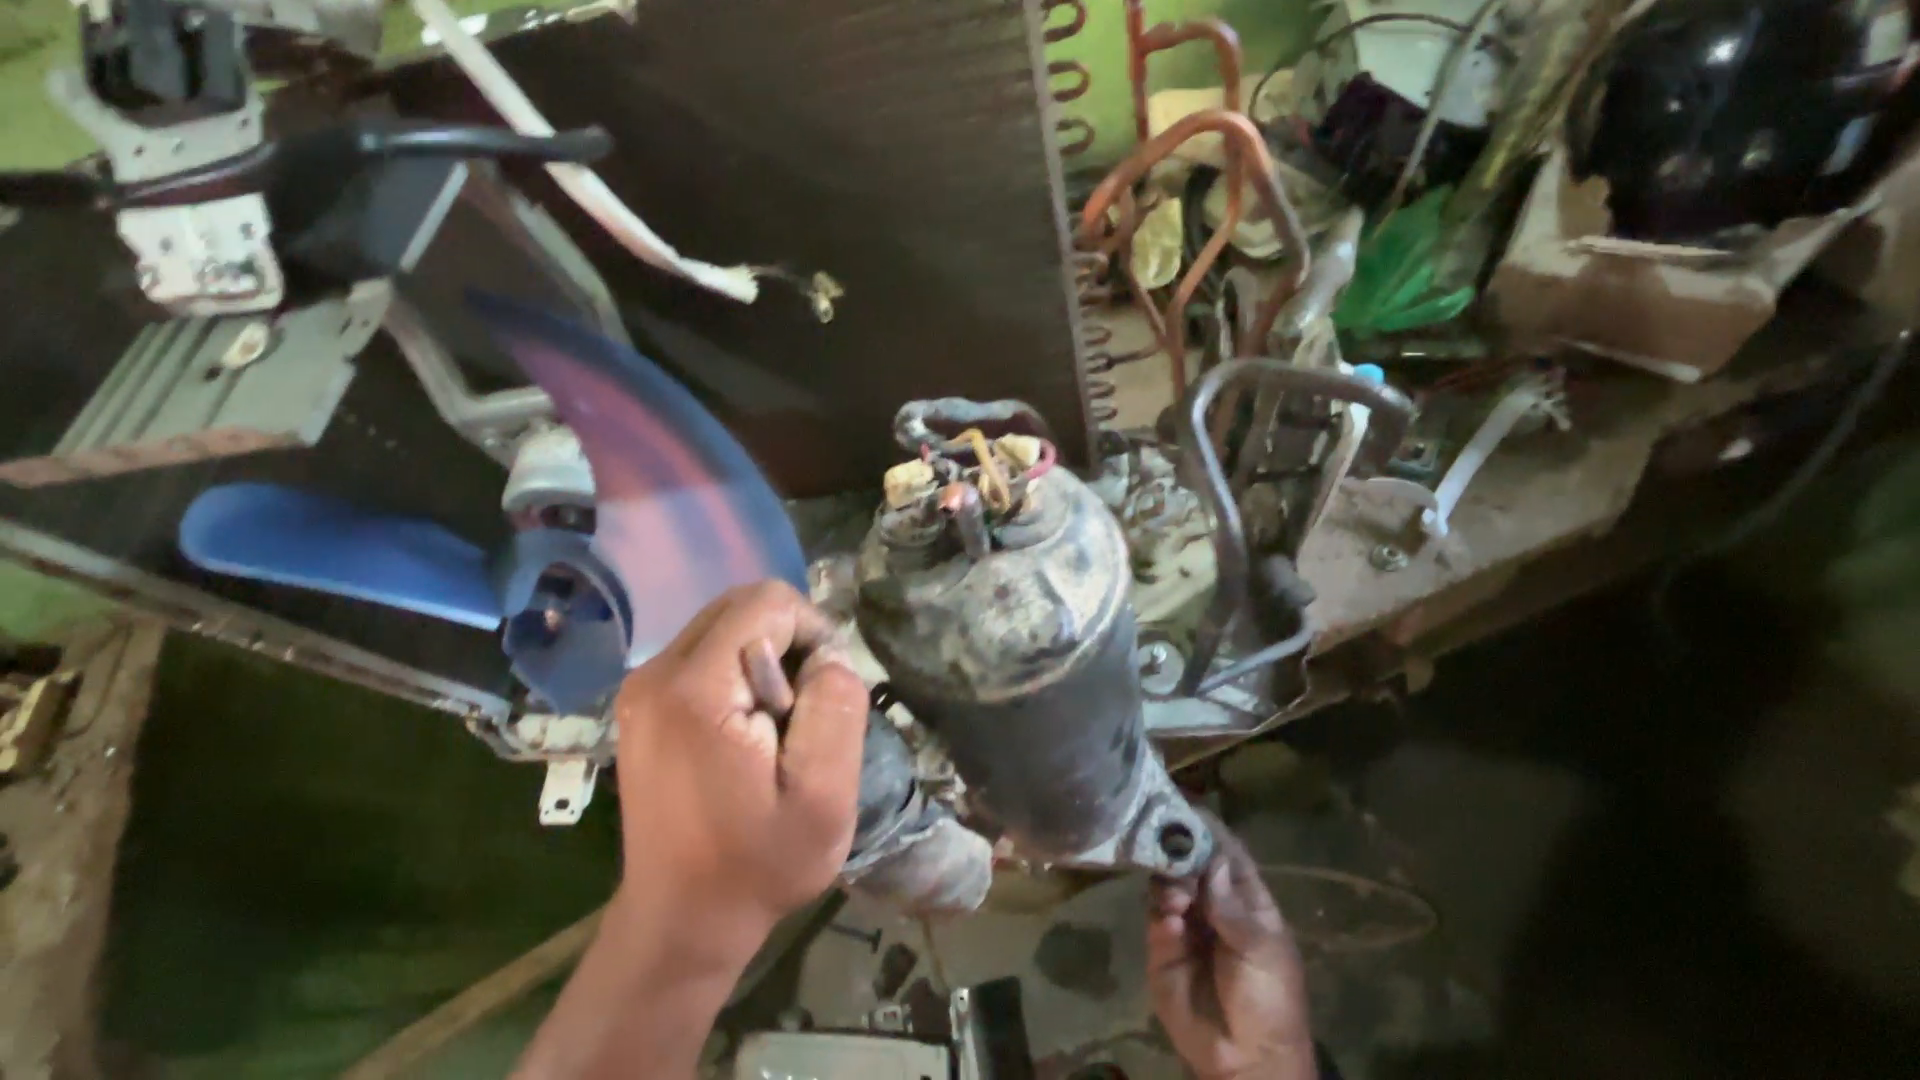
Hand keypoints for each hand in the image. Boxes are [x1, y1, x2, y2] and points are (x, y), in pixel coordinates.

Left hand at [611, 582, 868, 934]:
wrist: (681, 919)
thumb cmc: (758, 864)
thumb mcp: (824, 795)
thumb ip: (837, 707)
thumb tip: (827, 655)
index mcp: (695, 689)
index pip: (766, 602)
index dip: (813, 630)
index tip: (825, 693)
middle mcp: (655, 673)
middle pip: (740, 605)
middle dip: (788, 640)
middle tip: (803, 710)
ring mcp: (640, 688)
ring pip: (723, 626)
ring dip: (764, 657)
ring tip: (777, 725)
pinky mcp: (641, 706)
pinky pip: (703, 654)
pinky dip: (738, 673)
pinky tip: (747, 730)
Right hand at [1147, 822, 1316, 1079]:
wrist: (1246, 1059)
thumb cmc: (1269, 999)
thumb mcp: (1261, 949)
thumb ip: (1232, 905)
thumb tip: (1212, 860)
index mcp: (1246, 899)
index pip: (1225, 852)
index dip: (1208, 828)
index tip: (1184, 804)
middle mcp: (1212, 903)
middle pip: (1189, 861)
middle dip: (1179, 851)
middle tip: (1170, 849)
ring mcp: (1186, 922)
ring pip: (1166, 881)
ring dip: (1169, 881)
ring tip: (1177, 899)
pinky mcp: (1162, 946)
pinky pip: (1155, 915)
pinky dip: (1160, 911)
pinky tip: (1171, 921)